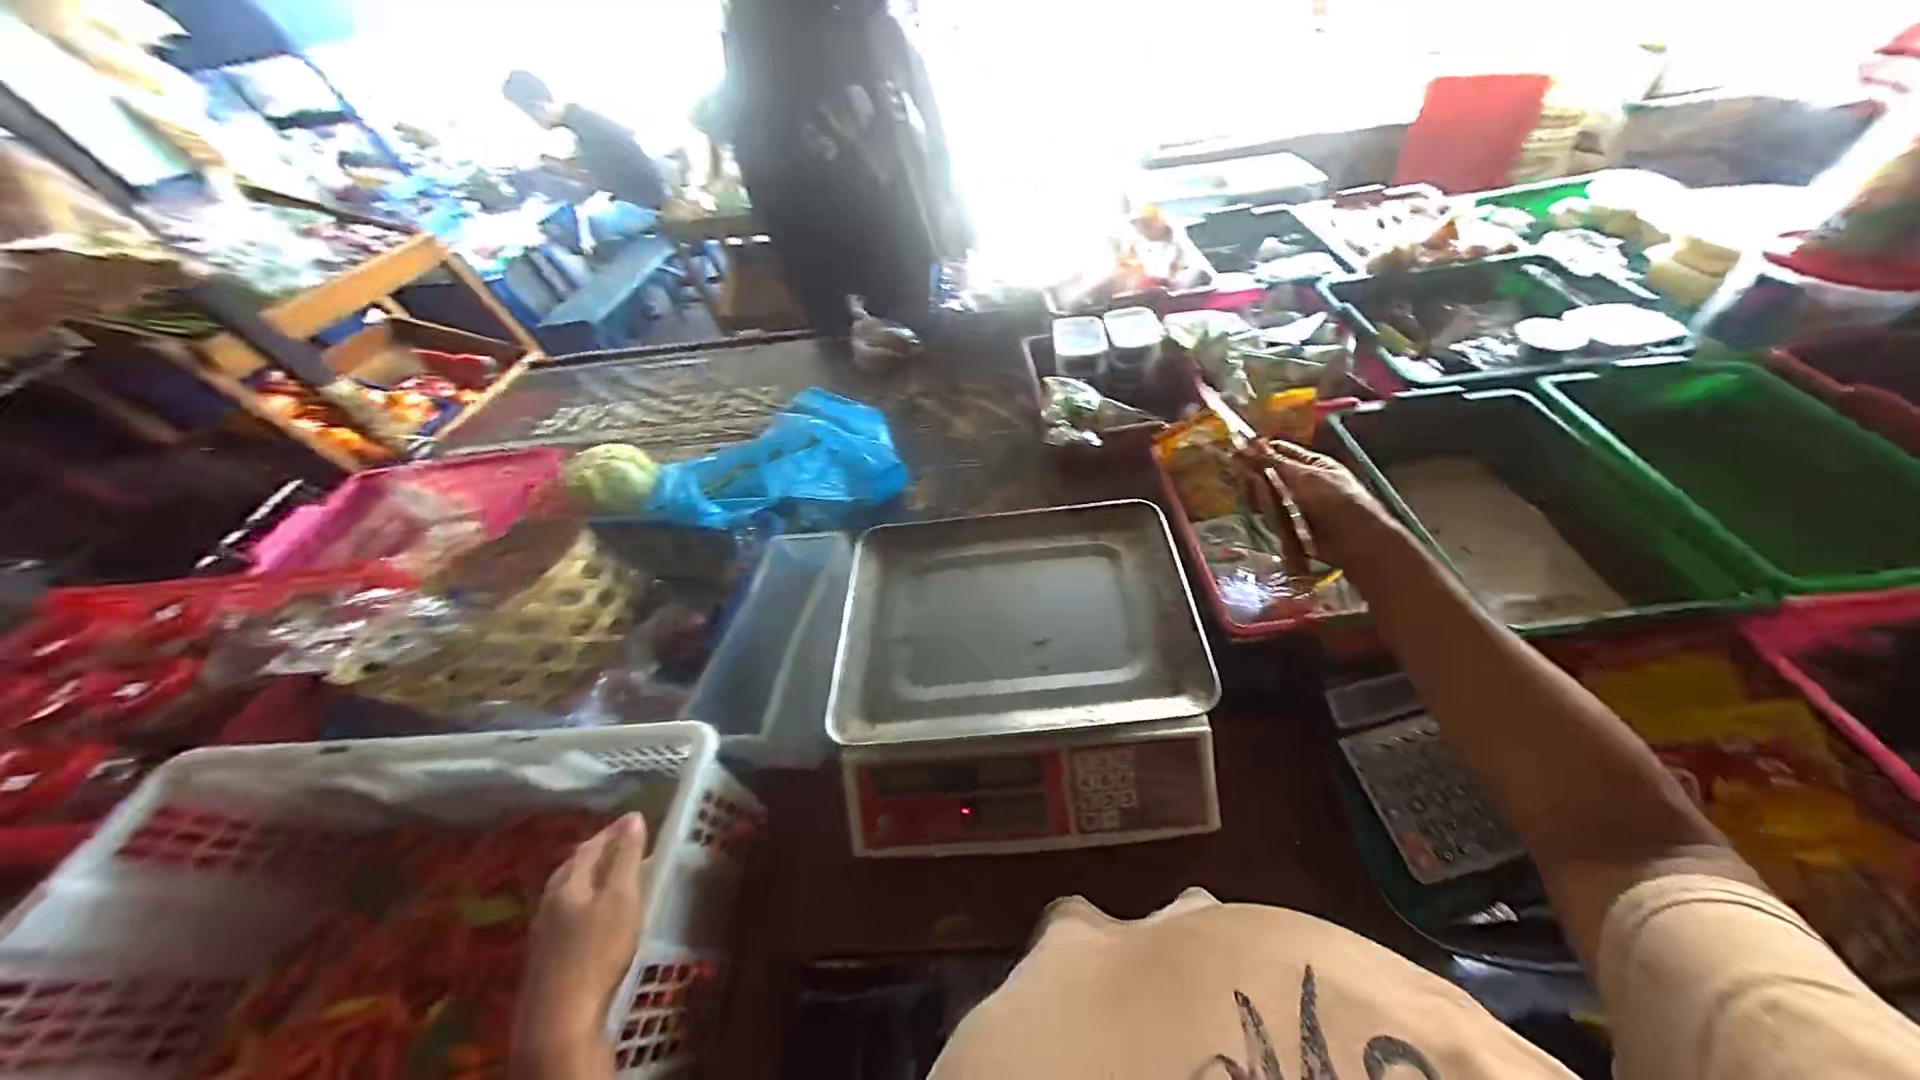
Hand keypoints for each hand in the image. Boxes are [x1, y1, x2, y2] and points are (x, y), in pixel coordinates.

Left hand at [515, 814, 648, 1062]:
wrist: (559, 1019)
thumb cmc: (597, 951)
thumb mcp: (622, 898)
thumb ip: (626, 857)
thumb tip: (632, 818)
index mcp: (567, 883)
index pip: (591, 845)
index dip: (614, 830)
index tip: (635, 818)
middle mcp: (549, 901)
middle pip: (573, 866)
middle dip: (596, 850)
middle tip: (620, 840)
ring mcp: (543, 931)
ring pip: (566, 890)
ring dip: (588, 875)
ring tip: (608, 872)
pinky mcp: (545, 956)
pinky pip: (565, 912)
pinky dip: (582, 899)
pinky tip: (591, 911)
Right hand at [1236, 439, 1406, 571]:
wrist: (1355, 541)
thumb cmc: (1335, 501)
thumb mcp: (1305, 476)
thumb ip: (1275, 463)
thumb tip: (1248, 445)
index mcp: (1313, 464)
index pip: (1281, 451)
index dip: (1259, 449)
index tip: (1235, 449)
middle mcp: (1305, 482)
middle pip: (1272, 473)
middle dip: (1253, 471)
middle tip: (1229, 470)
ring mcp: (1298, 504)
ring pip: (1269, 494)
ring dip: (1255, 492)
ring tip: (1235, 489)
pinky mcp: (1292, 525)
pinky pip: (1271, 514)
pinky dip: (1260, 511)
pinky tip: (1247, 508)